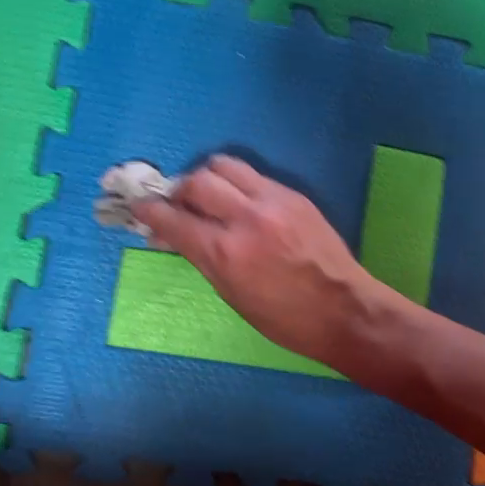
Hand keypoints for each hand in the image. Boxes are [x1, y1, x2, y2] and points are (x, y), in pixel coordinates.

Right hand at [133, 155, 402, 366]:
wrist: (344, 310)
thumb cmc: (284, 319)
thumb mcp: (232, 295)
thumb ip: (203, 258)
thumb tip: (176, 236)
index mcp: (225, 252)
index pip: (173, 219)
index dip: (150, 211)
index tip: (140, 207)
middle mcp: (245, 218)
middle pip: (196, 182)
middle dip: (179, 190)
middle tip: (178, 203)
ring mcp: (272, 201)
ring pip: (225, 166)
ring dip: (207, 177)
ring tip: (207, 193)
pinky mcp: (293, 195)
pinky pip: (254, 176)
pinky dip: (237, 183)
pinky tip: (239, 200)